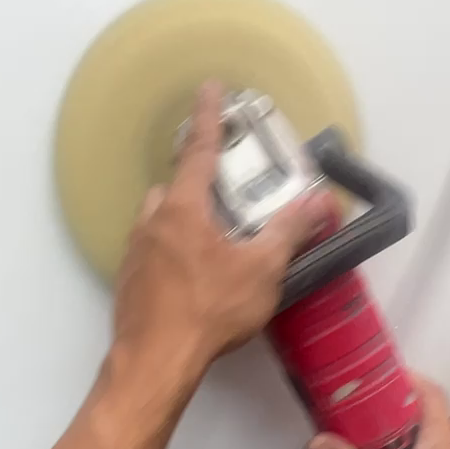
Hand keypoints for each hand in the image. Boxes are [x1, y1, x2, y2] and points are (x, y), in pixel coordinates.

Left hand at [110, 81, 337, 377]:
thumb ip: (289, 232)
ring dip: (179, 225)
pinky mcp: (127, 285)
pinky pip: (149, 256)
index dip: (209, 118)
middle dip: (194, 187)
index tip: (210, 87)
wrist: (155, 361)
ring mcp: (133, 256)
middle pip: (172, 189)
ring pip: (156, 224)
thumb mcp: (261, 270)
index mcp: (183, 210)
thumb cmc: (209, 310)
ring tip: (208, 250)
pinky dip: (168, 257)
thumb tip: (321, 202)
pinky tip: (187, 284)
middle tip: (221, 204)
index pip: (199, 150)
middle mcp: (151, 224)